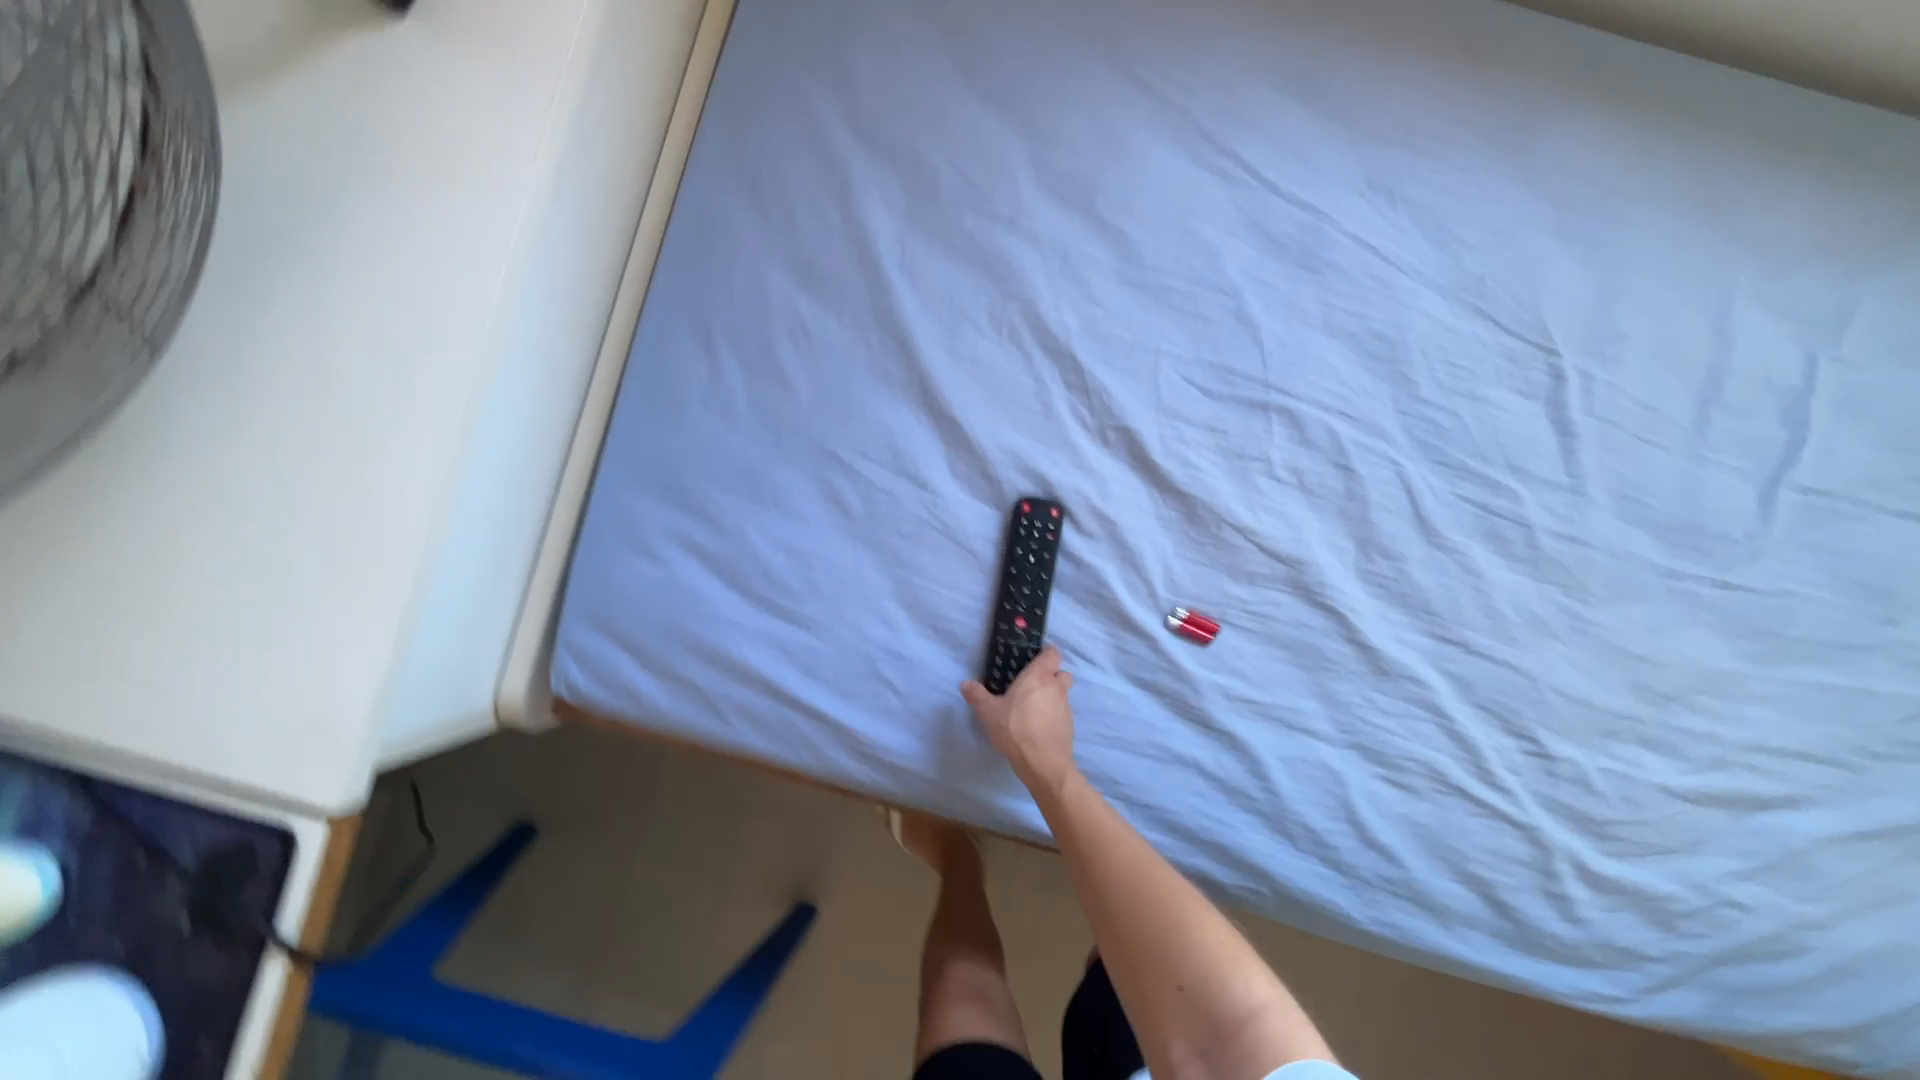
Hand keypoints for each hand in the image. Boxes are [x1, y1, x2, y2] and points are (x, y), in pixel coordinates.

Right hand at [962, 646, 1077, 793]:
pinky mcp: (1069, 725)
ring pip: (1063, 693)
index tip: (1033, 661)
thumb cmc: (1015, 729)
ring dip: (1053, 696)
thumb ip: (977, 696)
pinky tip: (1038, 726)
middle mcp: (1056, 687)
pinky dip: (1054, 715)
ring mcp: (1065, 707)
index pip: (1053, 653)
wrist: (1042, 762)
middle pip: (1062, 672)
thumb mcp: (989, 712)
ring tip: (1034, 708)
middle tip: (1033, 685)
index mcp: (1038, 676)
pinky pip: (1063, 713)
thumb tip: (965, 684)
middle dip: (1052, 676)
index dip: (1045, 654)